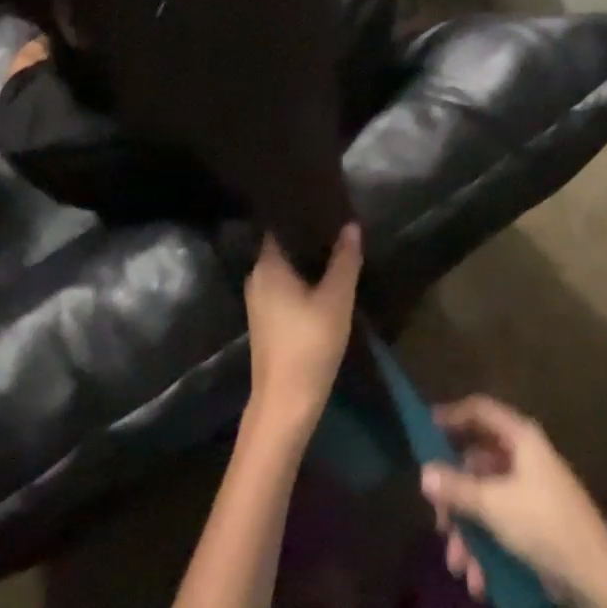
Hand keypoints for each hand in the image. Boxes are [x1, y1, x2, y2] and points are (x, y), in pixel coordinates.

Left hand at [244, 224, 361, 431]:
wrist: (285, 401)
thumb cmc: (310, 344)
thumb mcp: (335, 300)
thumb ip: (344, 261)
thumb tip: (350, 226)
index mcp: (268, 265)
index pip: (281, 226)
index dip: (302, 216)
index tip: (325, 206)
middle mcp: (256, 277)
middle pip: (282, 247)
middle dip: (308, 239)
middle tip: (337, 226)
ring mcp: (258, 301)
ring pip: (284, 270)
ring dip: (306, 263)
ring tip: (334, 251)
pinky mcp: (265, 320)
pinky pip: (283, 288)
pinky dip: (301, 282)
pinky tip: (322, 284)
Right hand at [421, 396, 606, 607]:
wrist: (595, 576)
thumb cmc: (543, 523)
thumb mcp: (493, 503)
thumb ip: (456, 487)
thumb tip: (425, 473)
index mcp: (521, 439)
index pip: (481, 411)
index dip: (452, 414)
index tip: (424, 428)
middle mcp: (526, 458)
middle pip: (476, 465)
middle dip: (455, 499)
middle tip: (439, 522)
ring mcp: (531, 492)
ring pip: (485, 501)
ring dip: (468, 534)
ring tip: (459, 565)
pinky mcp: (535, 523)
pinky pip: (500, 525)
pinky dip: (486, 548)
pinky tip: (479, 578)